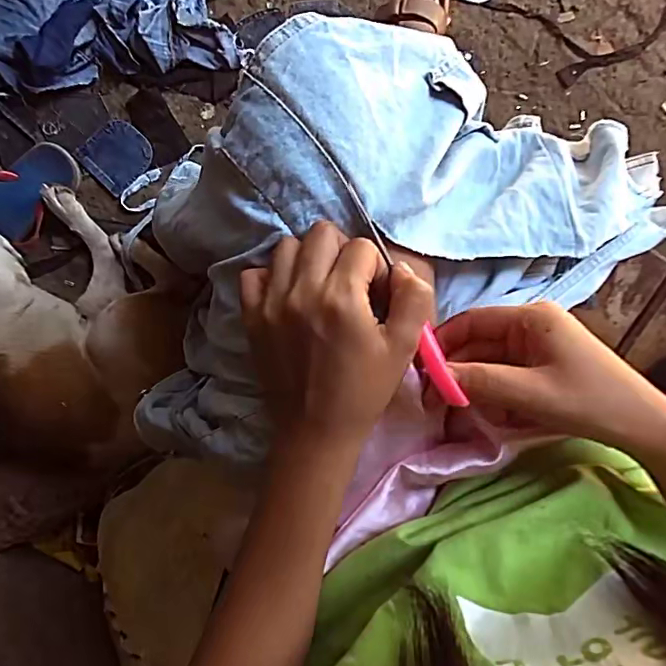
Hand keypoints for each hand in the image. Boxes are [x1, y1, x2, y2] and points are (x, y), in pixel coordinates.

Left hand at [239, 222, 434, 444]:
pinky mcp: (251, 317)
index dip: (376, 269)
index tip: (376, 297)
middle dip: (343, 252)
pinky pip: (254, 273)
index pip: (362, 247)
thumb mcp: (403, 348)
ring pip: (287, 246)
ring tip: (320, 287)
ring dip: (308, 259)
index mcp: (341, 298)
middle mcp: (301, 291)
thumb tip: (402, 269)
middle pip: (322, 233)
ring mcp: (271, 302)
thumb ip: (413, 299)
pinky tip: (289, 297)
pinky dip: (273, 277)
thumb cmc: (363, 391)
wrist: (315, 431)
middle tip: (350, 284)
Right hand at [435, 302, 665, 451]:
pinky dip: (502, 398)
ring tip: (490, 417)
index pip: (470, 322)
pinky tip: (511, 418)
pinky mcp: (545, 368)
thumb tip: (436, 378)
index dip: (442, 346)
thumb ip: (480, 381)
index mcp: (530, 317)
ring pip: (491, 365)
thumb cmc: (589, 400)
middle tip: (441, 406)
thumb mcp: (529, 393)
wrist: (642, 424)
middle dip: (462, 376)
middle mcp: (532, 325)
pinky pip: (508, 378)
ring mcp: (540, 347)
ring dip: (483, 391)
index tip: (422, 375)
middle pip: (479, 345)